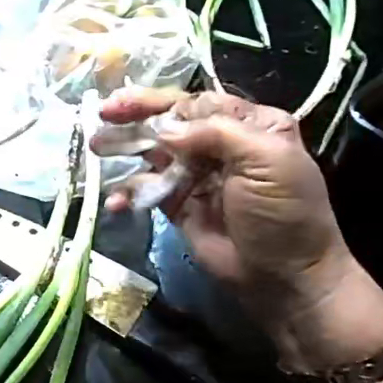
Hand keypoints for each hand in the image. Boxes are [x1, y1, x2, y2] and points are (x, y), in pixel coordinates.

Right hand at [96, 89, 382, 367]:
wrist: (286, 279)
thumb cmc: (283, 213)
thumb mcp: (265, 159)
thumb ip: (216, 132)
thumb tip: (164, 127)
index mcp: (250, 125)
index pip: (200, 103)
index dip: (164, 102)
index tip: (131, 106)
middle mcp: (223, 144)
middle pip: (173, 122)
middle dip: (138, 117)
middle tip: (104, 113)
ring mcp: (199, 175)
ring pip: (156, 152)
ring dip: (127, 148)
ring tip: (97, 147)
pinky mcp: (181, 206)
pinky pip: (149, 190)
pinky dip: (130, 192)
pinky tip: (114, 200)